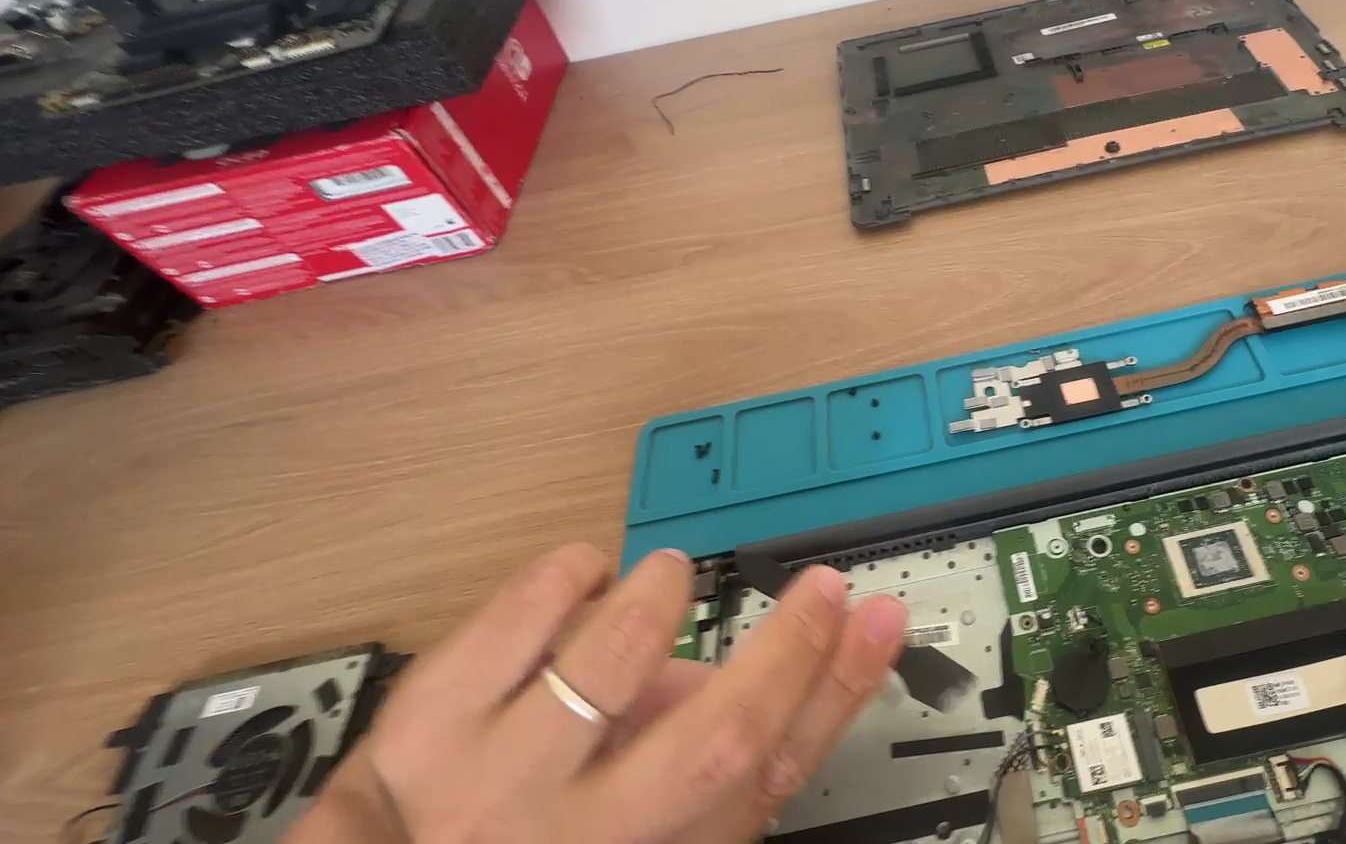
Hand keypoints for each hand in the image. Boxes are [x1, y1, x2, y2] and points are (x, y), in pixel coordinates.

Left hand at [288, 544, 908, 842]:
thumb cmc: (548, 838)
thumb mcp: (653, 821)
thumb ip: (708, 749)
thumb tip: (762, 650)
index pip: (770, 774)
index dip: (839, 690)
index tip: (879, 618)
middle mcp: (587, 840)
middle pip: (719, 740)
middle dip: (790, 650)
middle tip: (823, 588)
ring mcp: (493, 793)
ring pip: (614, 660)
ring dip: (658, 592)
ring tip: (664, 575)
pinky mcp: (421, 735)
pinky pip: (519, 618)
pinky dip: (568, 573)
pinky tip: (582, 577)